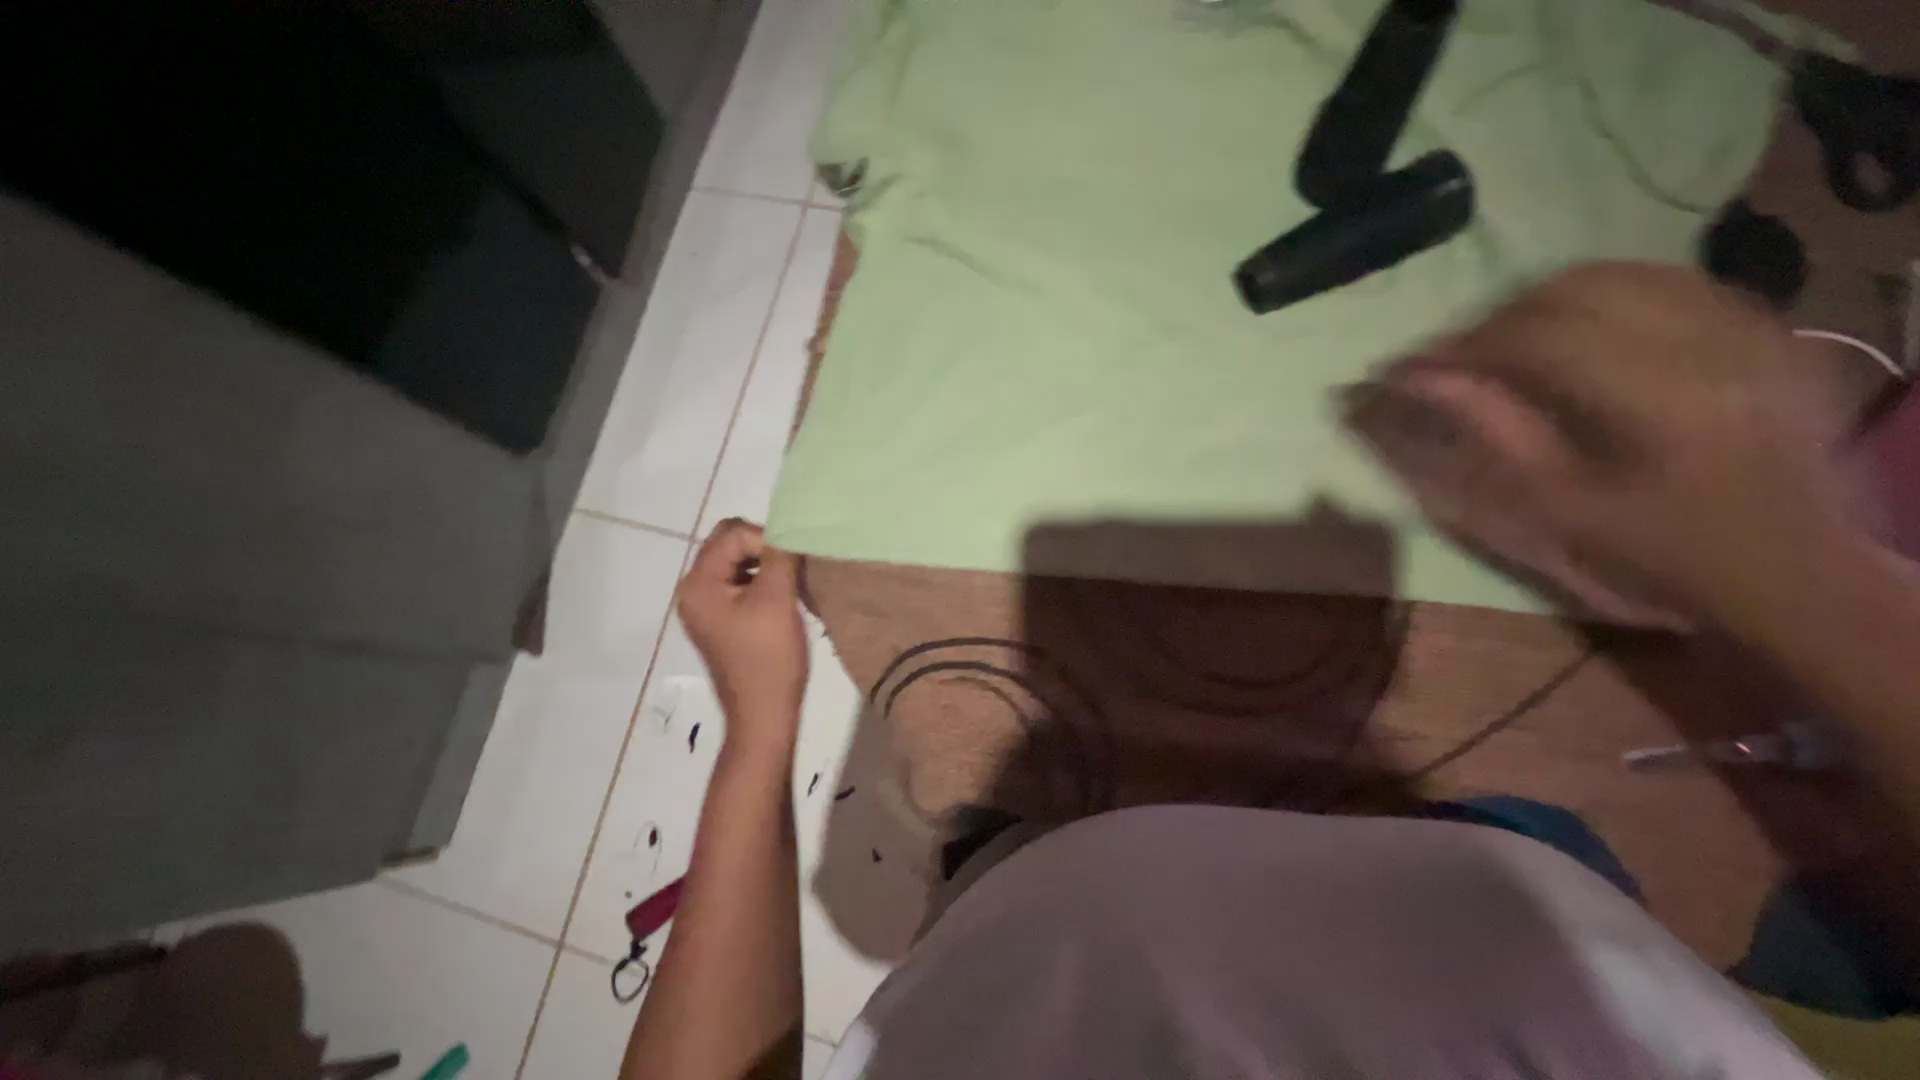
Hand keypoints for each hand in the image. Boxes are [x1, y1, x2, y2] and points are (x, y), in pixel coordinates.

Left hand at [677, 519, 808, 754]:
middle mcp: (693, 590)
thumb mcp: (777, 599)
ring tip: (792, 587)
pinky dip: (763, 584)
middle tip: (794, 571)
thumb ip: (781, 554)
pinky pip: (741, 585)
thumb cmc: (769, 657)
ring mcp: (705, 607)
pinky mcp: (721, 621)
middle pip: (731, 544)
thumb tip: (789, 527)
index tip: (794, 565)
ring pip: (739, 564)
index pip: (733, 533)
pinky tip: (784, 602)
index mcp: (698, 583)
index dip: (768, 539)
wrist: (763, 715)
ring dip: (767, 567)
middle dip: (766, 549)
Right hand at [1346, 261, 1869, 626]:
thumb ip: (1488, 428)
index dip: (1461, 346)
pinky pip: (1661, 280)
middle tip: (1450, 358)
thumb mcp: (1558, 505)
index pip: (1535, 339)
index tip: (1404, 367)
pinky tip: (1571, 328)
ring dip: (1541, 302)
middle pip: (1570, 293)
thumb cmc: (1658, 551)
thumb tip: (1416, 379)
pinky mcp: (1756, 324)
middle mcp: (1705, 342)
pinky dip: (1599, 296)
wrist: (1787, 565)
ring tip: (1502, 342)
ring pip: (1614, 276)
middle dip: (1495, 319)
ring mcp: (1739, 325)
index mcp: (1658, 399)